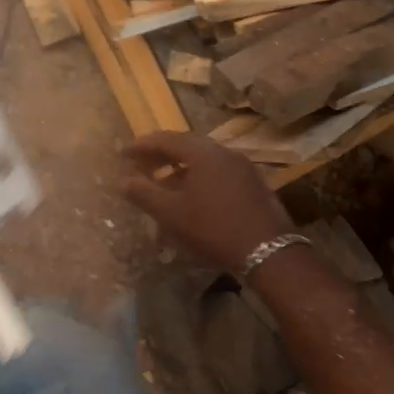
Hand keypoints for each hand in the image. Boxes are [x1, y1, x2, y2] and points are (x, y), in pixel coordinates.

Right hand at [121, 132, 293, 273]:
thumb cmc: (214, 229)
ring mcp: (243, 168)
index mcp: (203, 152)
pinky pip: (218, 172)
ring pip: (203, 159)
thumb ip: (144, 194)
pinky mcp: (254, 185)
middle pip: (185, 145)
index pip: (165, 139)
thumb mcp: (172, 214)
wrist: (271, 255)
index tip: (123, 154)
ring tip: (163, 183)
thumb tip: (122, 181)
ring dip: (179, 167)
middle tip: (141, 166)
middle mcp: (224, 152)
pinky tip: (192, 197)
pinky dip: (198, 177)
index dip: (141, 146)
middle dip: (160, 154)